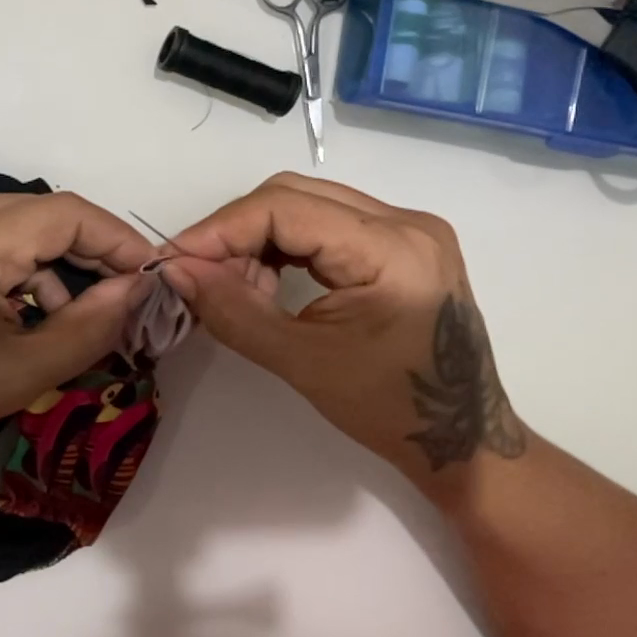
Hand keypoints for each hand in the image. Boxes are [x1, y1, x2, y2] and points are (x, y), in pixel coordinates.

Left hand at [0, 192, 157, 467]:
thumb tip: (135, 290)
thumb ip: (90, 325)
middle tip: (121, 294)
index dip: (115, 239)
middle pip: (37, 212)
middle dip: (85, 250)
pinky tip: (21, 308)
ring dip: (47, 260)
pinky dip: (12, 262)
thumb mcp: (24, 371)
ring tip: (65, 315)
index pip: (63, 214)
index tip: (150, 274)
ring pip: (10, 222)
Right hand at [158, 173, 525, 480]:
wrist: (462, 441)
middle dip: (235, 230)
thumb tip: (174, 269)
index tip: (174, 260)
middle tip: (198, 274)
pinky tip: (266, 278)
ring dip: (257, 236)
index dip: (220, 229)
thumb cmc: (389, 409)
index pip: (284, 208)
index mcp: (392, 249)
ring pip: (306, 204)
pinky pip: (325, 222)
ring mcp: (408, 229)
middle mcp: (406, 222)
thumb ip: (233, 310)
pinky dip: (284, 244)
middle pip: (293, 195)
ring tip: (232, 282)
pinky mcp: (401, 243)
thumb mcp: (301, 361)